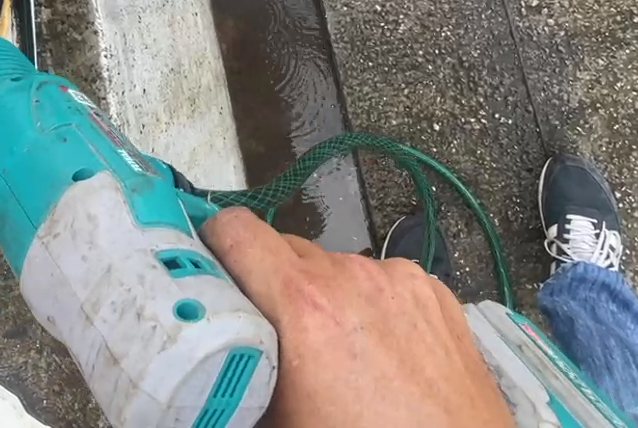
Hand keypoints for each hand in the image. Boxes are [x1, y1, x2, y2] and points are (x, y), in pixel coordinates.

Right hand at [200, 208, 514, 427]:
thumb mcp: (280, 421)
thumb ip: (237, 376)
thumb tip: (205, 364)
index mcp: (303, 306)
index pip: (235, 229)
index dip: (215, 242)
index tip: (211, 265)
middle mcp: (348, 275)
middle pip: (284, 250)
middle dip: (273, 286)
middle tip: (276, 338)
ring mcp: (397, 278)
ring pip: (332, 267)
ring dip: (324, 296)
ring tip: (339, 356)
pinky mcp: (433, 289)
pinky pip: (379, 278)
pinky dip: (370, 304)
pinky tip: (384, 355)